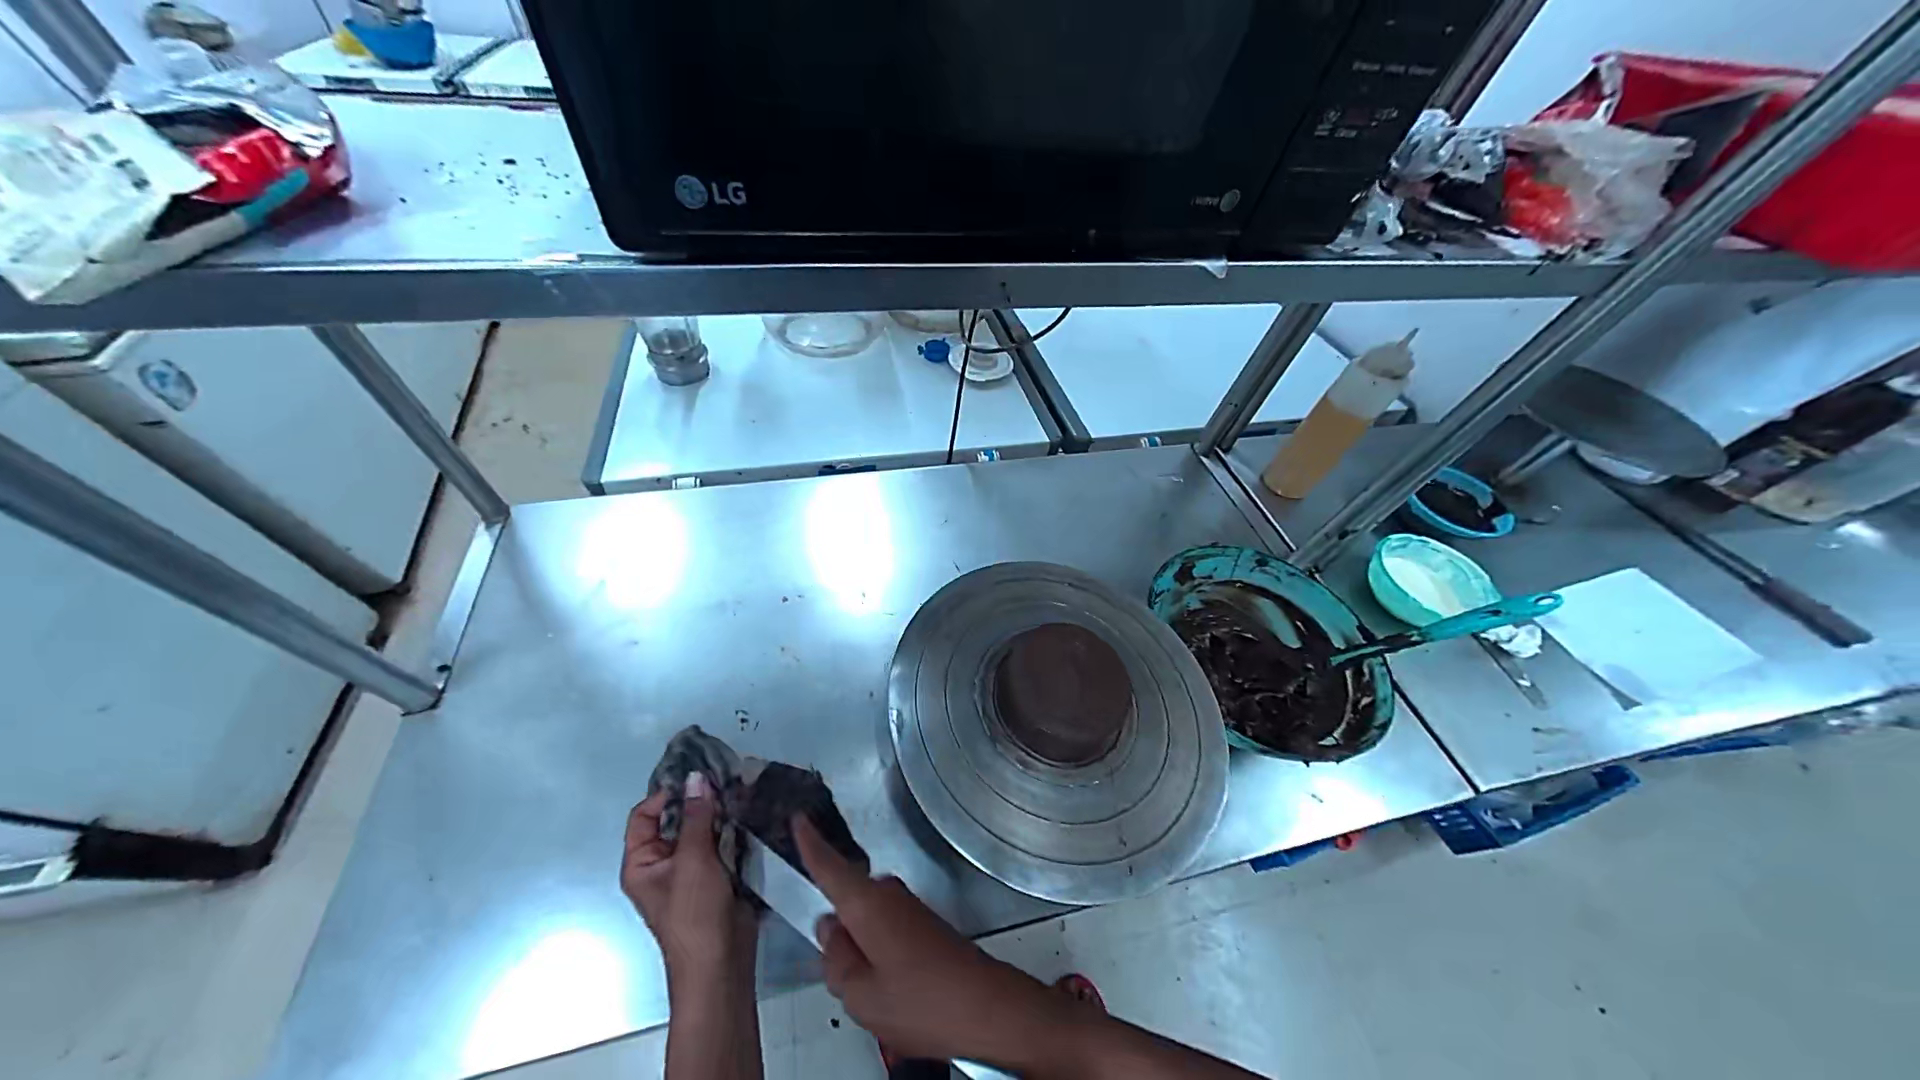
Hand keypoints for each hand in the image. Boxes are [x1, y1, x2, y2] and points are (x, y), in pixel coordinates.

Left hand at [622, 773, 755, 982]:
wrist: (722, 962)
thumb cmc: (695, 913)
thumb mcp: (692, 861)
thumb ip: (697, 817)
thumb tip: (696, 778)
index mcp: (642, 863)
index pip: (644, 816)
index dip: (666, 795)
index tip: (696, 779)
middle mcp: (662, 863)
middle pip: (676, 820)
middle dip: (699, 800)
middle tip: (725, 777)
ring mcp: (691, 870)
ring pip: (702, 829)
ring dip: (719, 812)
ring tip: (742, 789)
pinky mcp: (717, 875)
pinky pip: (721, 843)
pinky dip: (733, 828)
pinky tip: (750, 812)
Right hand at [792, 815, 1092, 1070]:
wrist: (986, 1006)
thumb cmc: (922, 1001)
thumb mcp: (859, 995)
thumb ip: (835, 959)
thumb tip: (830, 930)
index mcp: (866, 905)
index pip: (829, 866)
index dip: (810, 842)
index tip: (798, 817)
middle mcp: (888, 894)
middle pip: (845, 902)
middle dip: (838, 934)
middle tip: (846, 978)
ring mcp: (908, 905)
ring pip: (866, 921)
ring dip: (861, 948)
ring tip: (878, 994)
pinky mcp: (924, 921)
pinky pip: (886, 928)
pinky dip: (880, 952)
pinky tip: (895, 989)